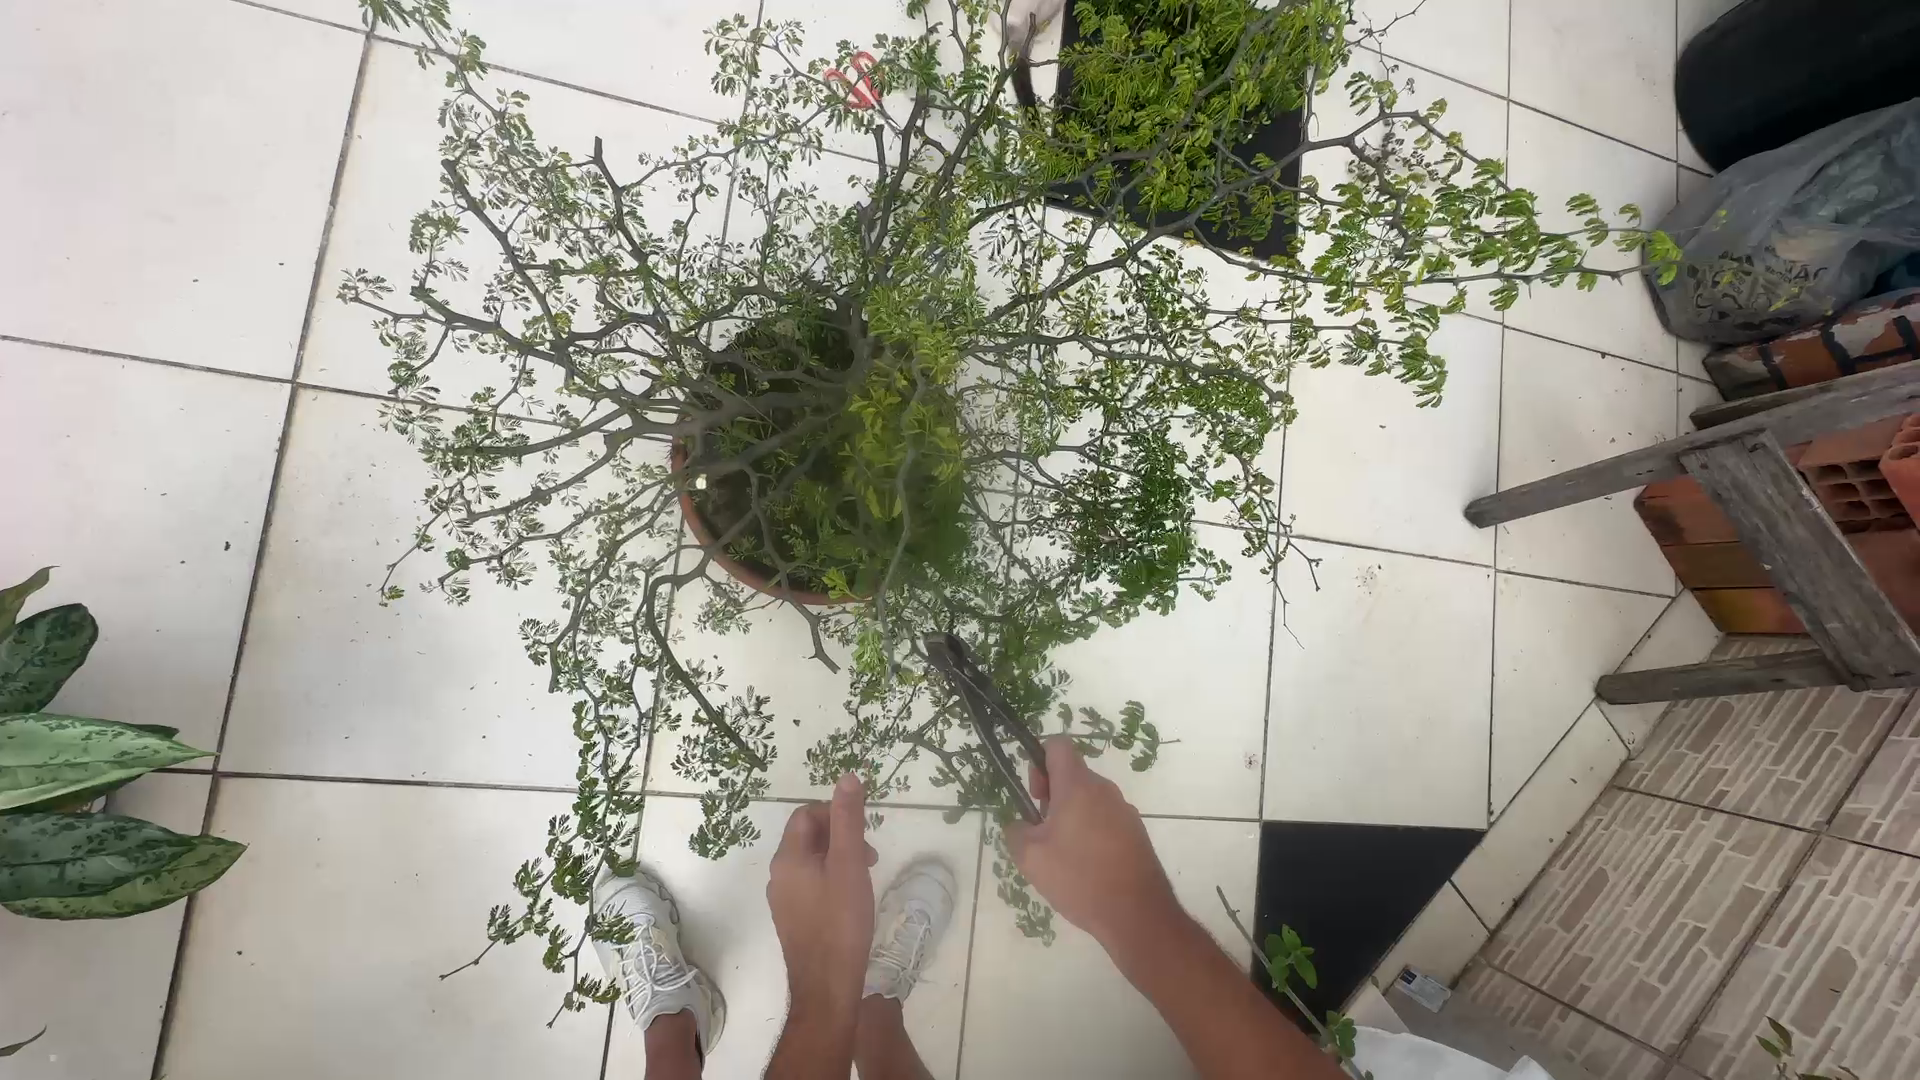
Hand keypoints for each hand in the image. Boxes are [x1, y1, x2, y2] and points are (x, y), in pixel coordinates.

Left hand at [767, 773, 876, 1011]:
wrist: (827, 986)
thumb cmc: (841, 920)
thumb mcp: (850, 862)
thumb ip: (849, 819)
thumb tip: (848, 777)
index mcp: (788, 858)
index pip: (806, 814)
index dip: (834, 812)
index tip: (862, 828)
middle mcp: (778, 876)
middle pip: (807, 836)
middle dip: (839, 834)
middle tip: (869, 852)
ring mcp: (783, 900)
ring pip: (810, 861)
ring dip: (837, 856)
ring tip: (864, 874)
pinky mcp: (793, 919)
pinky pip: (809, 883)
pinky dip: (830, 878)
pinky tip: (851, 897)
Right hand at [1005, 736, 1183, 952]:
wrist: (1138, 915)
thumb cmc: (1080, 878)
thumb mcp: (1030, 857)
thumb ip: (1015, 831)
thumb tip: (1021, 824)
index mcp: (1078, 785)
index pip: (1058, 744)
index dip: (1039, 761)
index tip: (1035, 796)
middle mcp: (1104, 789)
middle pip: (1072, 774)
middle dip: (1052, 796)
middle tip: (1043, 833)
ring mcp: (1124, 810)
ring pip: (1088, 799)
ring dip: (1071, 816)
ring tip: (1063, 856)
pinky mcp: (1136, 832)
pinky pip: (1105, 819)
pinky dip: (1091, 832)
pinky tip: (1086, 868)